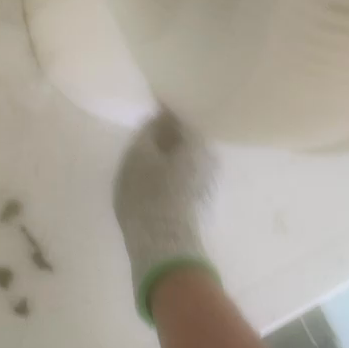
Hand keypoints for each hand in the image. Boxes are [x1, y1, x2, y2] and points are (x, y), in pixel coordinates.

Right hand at [113, 111, 218, 321]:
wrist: (162, 242)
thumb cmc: (148, 193)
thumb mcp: (138, 155)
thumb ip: (148, 132)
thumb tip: (158, 120)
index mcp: (197, 141)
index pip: (180, 116)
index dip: (164, 109)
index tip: (152, 105)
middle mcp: (209, 158)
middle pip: (187, 138)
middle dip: (169, 134)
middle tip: (147, 130)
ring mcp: (207, 182)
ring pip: (185, 158)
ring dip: (169, 154)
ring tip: (147, 154)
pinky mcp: (198, 202)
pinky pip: (182, 176)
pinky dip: (169, 171)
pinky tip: (154, 177)